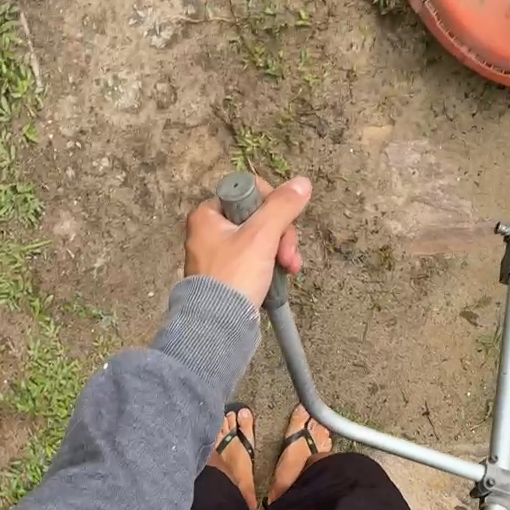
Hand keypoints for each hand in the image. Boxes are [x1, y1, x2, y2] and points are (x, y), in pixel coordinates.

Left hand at [184, 175, 310, 305]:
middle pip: (258, 218)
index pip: (248, 193)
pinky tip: (281, 278)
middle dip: (281, 236)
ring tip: (289, 270)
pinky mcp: (228, 277)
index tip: (282, 225)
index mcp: (207, 215)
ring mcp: (218, 256)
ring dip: (280, 252)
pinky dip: (270, 267)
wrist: (219, 326)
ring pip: (260, 240)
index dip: (272, 206)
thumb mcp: (261, 236)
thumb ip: (282, 207)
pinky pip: (255, 261)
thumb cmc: (234, 278)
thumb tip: (302, 183)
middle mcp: (209, 232)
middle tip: (288, 257)